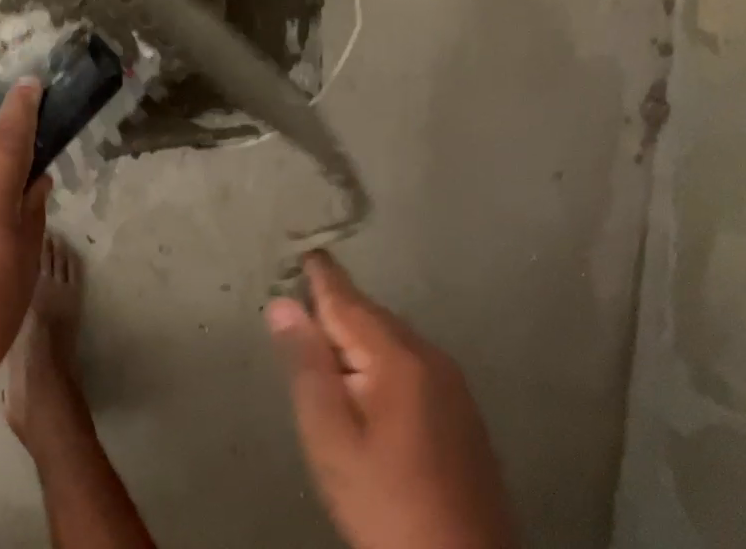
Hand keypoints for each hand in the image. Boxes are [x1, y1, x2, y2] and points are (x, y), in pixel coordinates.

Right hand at [267, 252, 515, 548]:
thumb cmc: (384, 500)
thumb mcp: (329, 434)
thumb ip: (306, 363)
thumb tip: (283, 303)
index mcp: (397, 358)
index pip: (346, 298)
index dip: (319, 273)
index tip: (298, 244)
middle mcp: (432, 359)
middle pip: (370, 316)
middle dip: (332, 306)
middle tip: (292, 302)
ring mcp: (454, 387)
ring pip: (391, 339)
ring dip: (354, 334)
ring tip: (317, 342)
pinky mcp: (462, 414)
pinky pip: (410, 363)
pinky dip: (378, 357)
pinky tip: (361, 382)